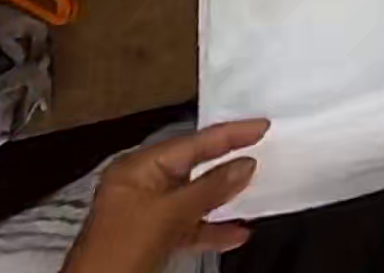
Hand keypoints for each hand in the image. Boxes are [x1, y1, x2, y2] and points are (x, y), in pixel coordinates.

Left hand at [60, 118, 269, 272]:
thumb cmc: (120, 256)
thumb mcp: (168, 218)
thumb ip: (210, 188)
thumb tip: (248, 163)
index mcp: (139, 169)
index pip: (194, 142)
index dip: (231, 134)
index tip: (264, 126)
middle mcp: (142, 184)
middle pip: (195, 165)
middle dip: (228, 162)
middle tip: (264, 148)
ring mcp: (145, 213)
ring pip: (194, 196)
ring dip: (223, 196)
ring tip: (255, 187)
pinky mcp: (150, 240)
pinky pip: (188, 225)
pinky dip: (210, 228)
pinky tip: (236, 234)